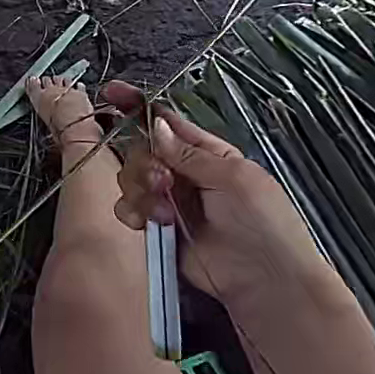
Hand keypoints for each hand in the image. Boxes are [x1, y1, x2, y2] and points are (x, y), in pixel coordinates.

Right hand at [103, 81, 374, 373]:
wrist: (264, 280)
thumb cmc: (261, 222)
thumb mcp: (234, 178)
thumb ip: (190, 154)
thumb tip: (157, 127)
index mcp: (207, 153)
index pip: (168, 122)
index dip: (139, 106)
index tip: (110, 93)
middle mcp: (183, 173)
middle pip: (142, 150)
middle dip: (144, 164)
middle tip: (163, 184)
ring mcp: (168, 201)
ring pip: (131, 179)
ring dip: (140, 191)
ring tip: (163, 213)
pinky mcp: (156, 228)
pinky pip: (128, 209)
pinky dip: (131, 212)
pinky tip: (147, 222)